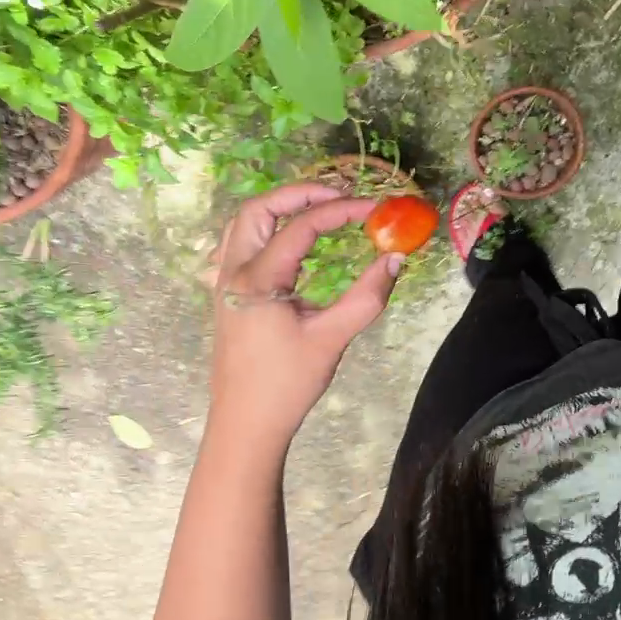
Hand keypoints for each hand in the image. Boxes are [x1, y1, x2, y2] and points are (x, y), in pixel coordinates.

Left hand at [202, 183, 403, 451]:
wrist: (245, 426)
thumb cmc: (287, 384)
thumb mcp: (333, 338)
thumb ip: (367, 296)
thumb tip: (396, 258)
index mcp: (258, 278)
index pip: (303, 225)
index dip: (342, 210)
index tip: (376, 209)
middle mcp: (234, 271)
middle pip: (259, 208)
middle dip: (301, 194)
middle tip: (340, 195)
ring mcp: (224, 282)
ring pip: (245, 223)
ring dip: (281, 208)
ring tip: (320, 208)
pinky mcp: (227, 294)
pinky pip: (241, 244)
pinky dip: (268, 229)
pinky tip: (291, 241)